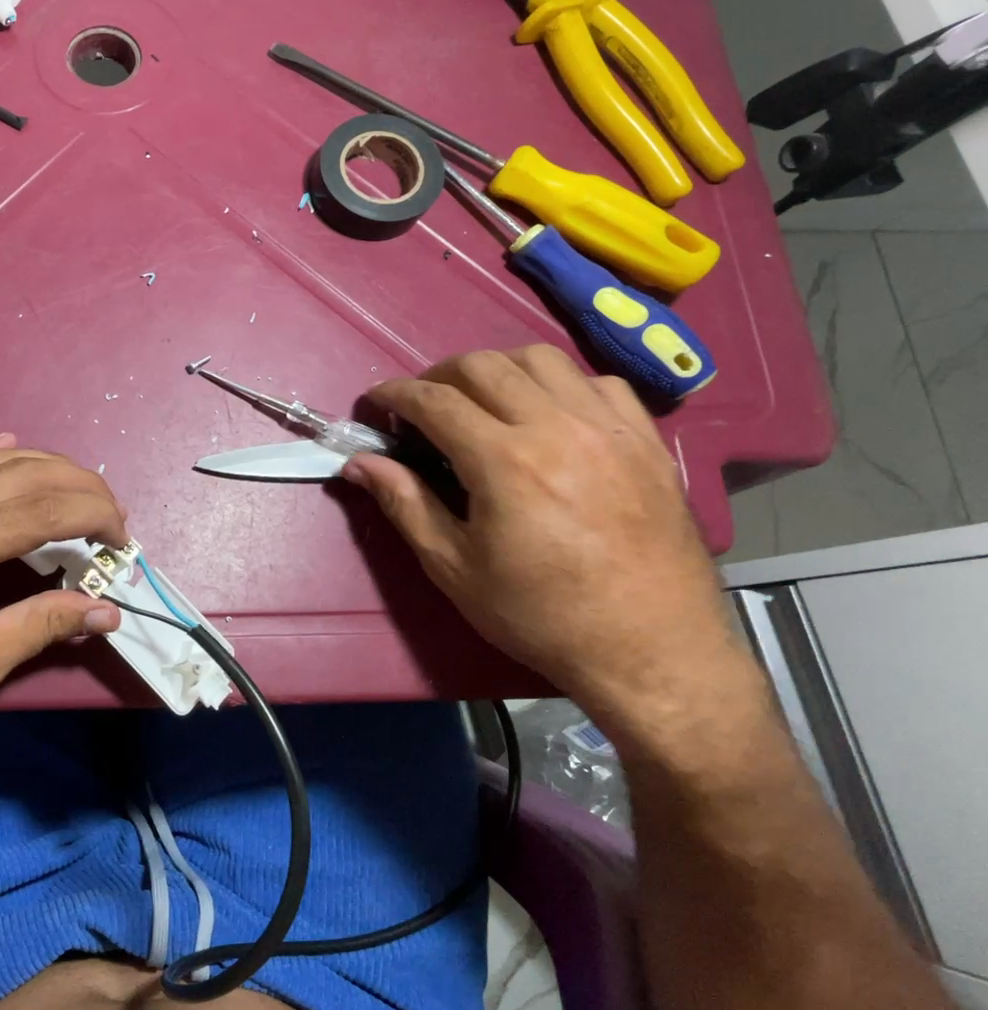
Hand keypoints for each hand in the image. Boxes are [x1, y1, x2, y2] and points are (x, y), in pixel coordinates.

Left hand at [0, 435, 128, 813]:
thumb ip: (44, 624)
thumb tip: (108, 610)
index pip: (39, 507)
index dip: (93, 517)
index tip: (125, 543)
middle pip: (19, 475)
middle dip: (78, 489)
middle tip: (115, 520)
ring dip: (40, 471)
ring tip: (82, 493)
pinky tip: (6, 447)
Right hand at [343, 346, 739, 723]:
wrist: (649, 649)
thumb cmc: (539, 615)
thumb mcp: (454, 567)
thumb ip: (405, 504)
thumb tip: (359, 462)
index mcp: (505, 462)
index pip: (436, 401)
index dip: (396, 394)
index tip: (375, 400)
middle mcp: (559, 428)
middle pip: (485, 365)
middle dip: (439, 374)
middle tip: (420, 404)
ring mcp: (610, 429)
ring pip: (542, 360)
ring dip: (497, 368)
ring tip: (478, 400)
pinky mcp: (647, 441)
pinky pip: (597, 382)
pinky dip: (558, 384)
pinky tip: (546, 414)